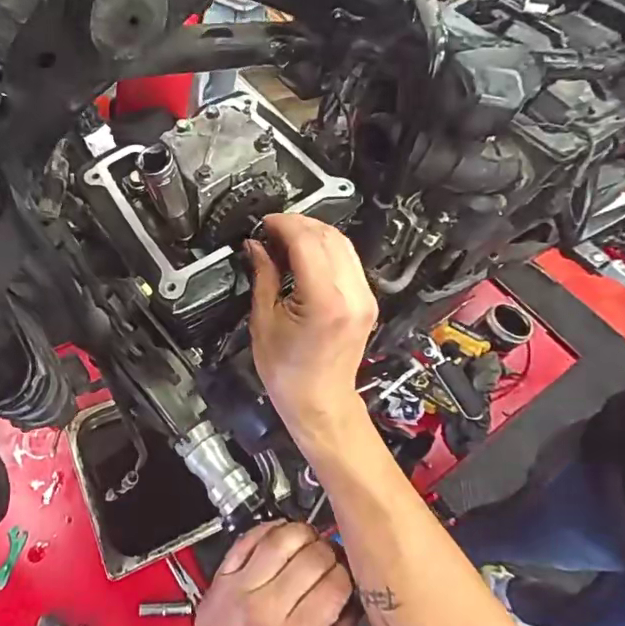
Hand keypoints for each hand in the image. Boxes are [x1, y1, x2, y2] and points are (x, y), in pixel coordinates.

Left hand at [180, 522, 357, 625]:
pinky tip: (285, 538)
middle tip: (332, 561)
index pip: (334, 586)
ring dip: (306, 534)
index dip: (348, 575)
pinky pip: (253, 535)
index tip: (347, 579)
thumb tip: (357, 601)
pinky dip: (274, 528)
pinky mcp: (224, 572)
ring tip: (311, 544)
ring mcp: (241, 586)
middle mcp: (266, 609)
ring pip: (284, 538)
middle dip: (331, 553)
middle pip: (313, 557)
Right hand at [245, 214, 378, 448]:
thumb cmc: (290, 375)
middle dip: (298, 224)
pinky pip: (350, 261)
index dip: (283, 225)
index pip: (307, 241)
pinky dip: (328, 250)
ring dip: (315, 233)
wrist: (320, 401)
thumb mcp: (264, 322)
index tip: (265, 223)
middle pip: (329, 236)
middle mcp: (352, 295)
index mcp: (325, 301)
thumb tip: (257, 246)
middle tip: (272, 229)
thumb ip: (264, 276)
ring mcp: (364, 297)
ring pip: (344, 244)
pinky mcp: (367, 301)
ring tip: (287, 239)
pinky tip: (307, 255)